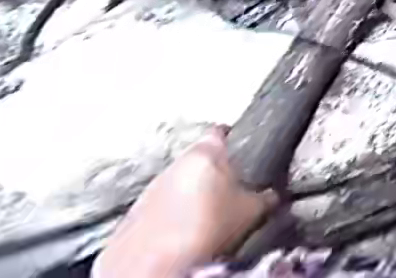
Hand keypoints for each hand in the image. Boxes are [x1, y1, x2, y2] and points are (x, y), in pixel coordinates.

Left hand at [95, 127, 276, 277]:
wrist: (153, 277)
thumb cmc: (209, 232)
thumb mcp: (251, 211)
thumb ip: (264, 195)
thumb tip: (272, 193)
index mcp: (203, 152)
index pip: (221, 132)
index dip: (234, 141)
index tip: (243, 156)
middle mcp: (170, 166)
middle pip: (195, 162)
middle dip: (208, 175)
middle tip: (225, 196)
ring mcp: (143, 197)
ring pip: (171, 189)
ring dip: (183, 200)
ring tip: (199, 224)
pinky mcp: (123, 228)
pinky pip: (150, 217)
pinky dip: (162, 224)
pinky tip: (174, 243)